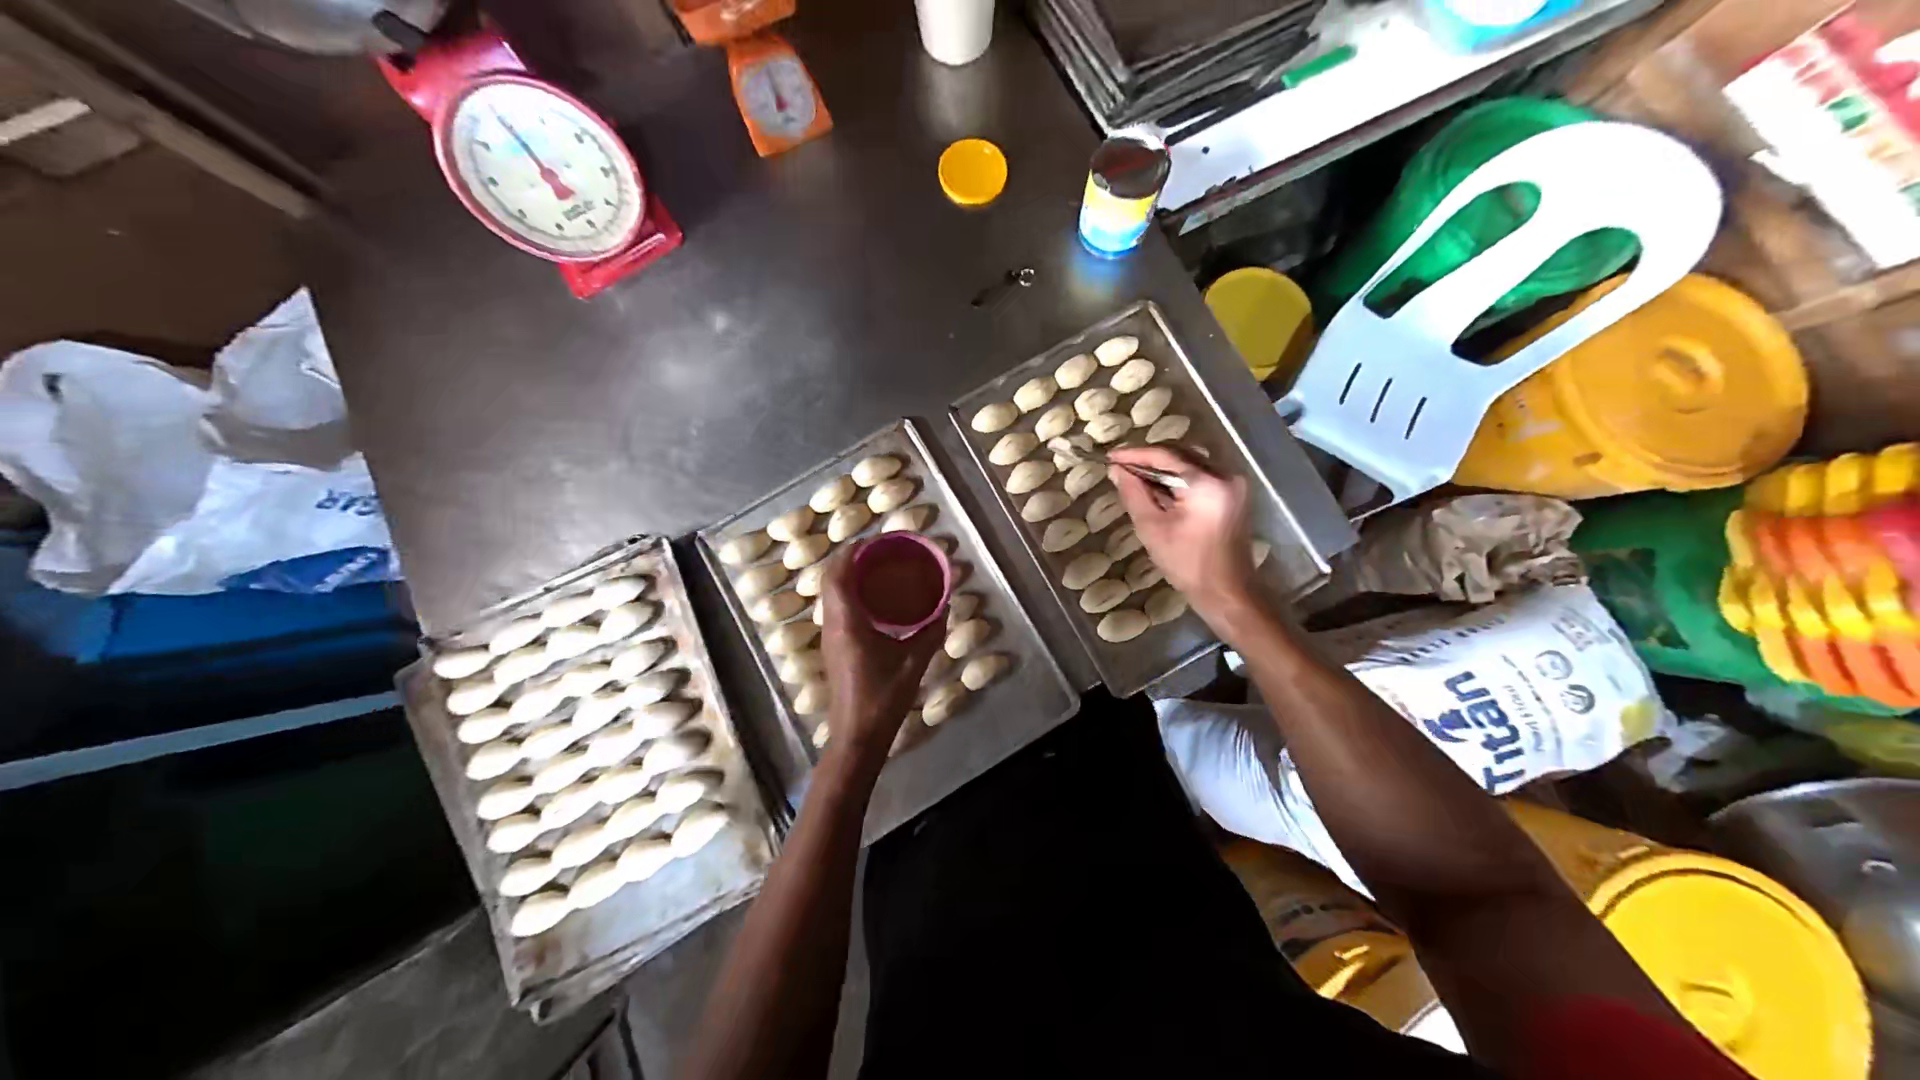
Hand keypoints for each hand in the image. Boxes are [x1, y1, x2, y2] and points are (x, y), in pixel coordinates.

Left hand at [818, 541, 944, 758]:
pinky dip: (849, 595)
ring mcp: (830, 638)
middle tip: (876, 552)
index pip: (837, 575)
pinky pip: (836, 610)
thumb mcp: (914, 663)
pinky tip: (873, 602)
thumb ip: (930, 632)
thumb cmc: (883, 698)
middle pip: (830, 581)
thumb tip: (945, 606)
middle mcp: (832, 625)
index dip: (849, 552)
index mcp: (847, 623)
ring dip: (847, 577)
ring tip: (875, 570)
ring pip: (830, 596)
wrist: (858, 736)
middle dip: (849, 560)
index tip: (871, 540)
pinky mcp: (834, 649)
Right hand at [1106, 445, 1256, 618]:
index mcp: (1207, 483)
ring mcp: (1233, 483)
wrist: (1227, 591)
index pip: (1165, 455)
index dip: (1134, 454)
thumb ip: (1133, 493)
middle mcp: (1225, 474)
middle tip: (1120, 467)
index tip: (1110, 457)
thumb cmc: (1187, 564)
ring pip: (1190, 463)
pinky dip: (1178, 478)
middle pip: (1180, 454)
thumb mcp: (1152, 528)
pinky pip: (1201, 476)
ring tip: (1135, 478)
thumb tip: (1117, 470)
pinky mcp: (1233, 494)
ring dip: (1163, 468)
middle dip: (1149, 459)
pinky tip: (1158, 489)